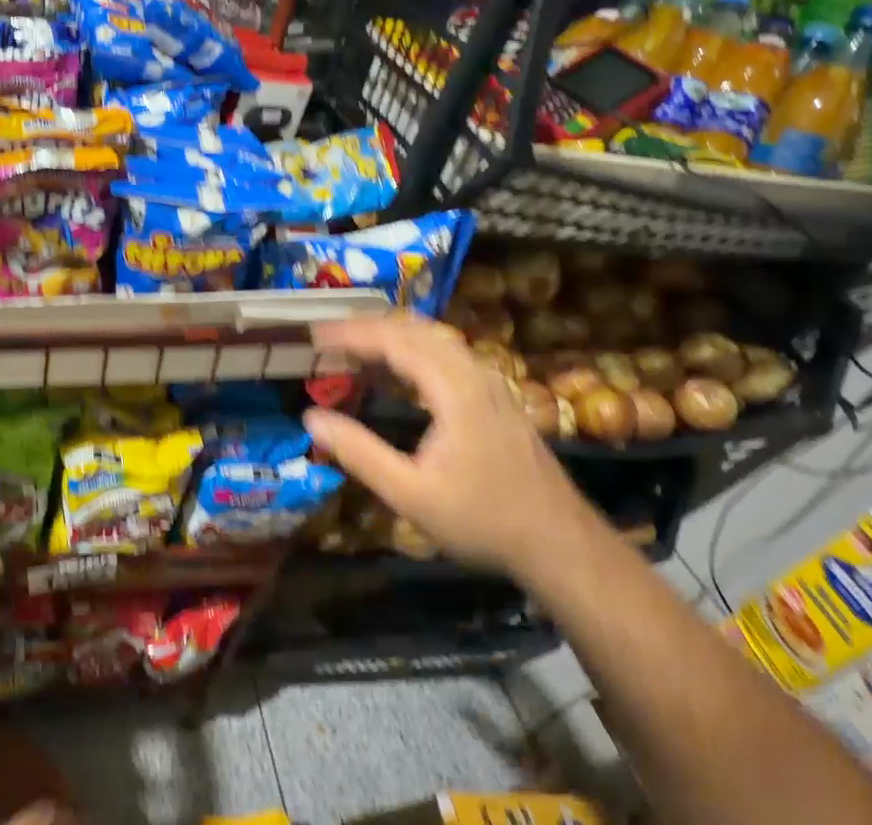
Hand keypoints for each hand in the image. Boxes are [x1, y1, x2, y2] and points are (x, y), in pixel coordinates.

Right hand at [302, 315, 600, 576]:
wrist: (559, 542)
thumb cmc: (482, 521)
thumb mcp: (410, 495)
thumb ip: (360, 453)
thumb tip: (312, 418)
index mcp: (456, 392)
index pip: (397, 342)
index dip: (352, 333)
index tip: (315, 335)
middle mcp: (476, 376)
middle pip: (418, 331)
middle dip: (369, 328)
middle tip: (327, 339)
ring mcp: (492, 386)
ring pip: (437, 340)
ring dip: (393, 337)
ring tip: (354, 349)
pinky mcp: (498, 399)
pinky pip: (450, 356)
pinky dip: (415, 351)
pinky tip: (399, 372)